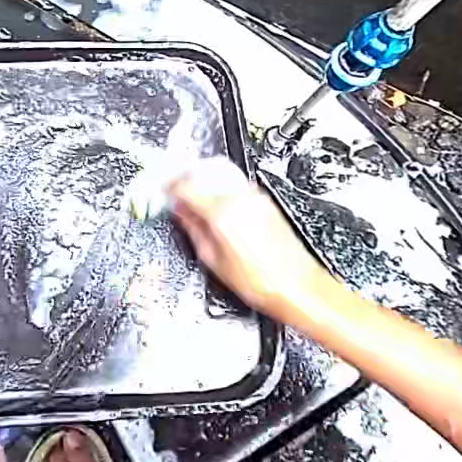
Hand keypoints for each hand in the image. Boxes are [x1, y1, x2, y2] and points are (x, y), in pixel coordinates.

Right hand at [169, 158, 339, 320]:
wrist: (298, 288)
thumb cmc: (262, 282)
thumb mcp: (213, 260)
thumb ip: (192, 229)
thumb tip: (181, 213)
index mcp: (221, 212)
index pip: (185, 185)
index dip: (168, 187)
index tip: (163, 191)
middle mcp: (239, 197)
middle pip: (202, 172)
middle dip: (183, 178)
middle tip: (173, 190)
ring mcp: (254, 196)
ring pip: (219, 174)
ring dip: (201, 179)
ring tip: (192, 196)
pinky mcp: (265, 201)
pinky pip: (234, 183)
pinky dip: (219, 187)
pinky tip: (214, 203)